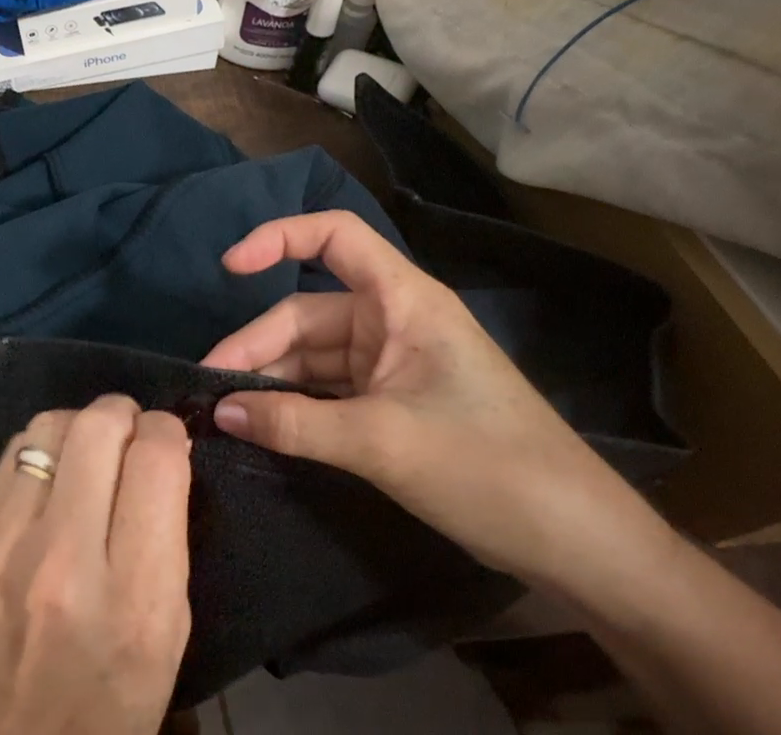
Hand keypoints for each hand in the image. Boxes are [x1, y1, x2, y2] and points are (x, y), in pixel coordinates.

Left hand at [0, 395, 193, 734]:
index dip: (169, 433)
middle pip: (97, 427)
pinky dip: (43, 448)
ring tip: (93, 450)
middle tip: (134, 434)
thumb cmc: (109, 696)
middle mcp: (62, 555)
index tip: (170, 441)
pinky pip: (13, 452)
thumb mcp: (168, 629)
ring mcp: (4, 539)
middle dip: (125, 415)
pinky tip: (54, 474)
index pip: (156, 461)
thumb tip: (162, 451)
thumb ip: (168, 535)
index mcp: (132, 594)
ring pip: (48, 425)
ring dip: (80, 425)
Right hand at [200, 211, 678, 594]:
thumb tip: (217, 411)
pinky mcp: (390, 406)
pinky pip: (325, 391)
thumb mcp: (381, 442)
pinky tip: (259, 427)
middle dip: (255, 346)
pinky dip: (292, 406)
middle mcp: (393, 323)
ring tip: (223, 413)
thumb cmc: (488, 468)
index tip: (229, 269)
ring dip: (269, 381)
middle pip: (306, 313)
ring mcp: (391, 366)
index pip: (336, 238)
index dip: (278, 238)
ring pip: (310, 357)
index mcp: (405, 303)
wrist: (573, 542)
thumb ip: (293, 424)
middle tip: (208, 389)